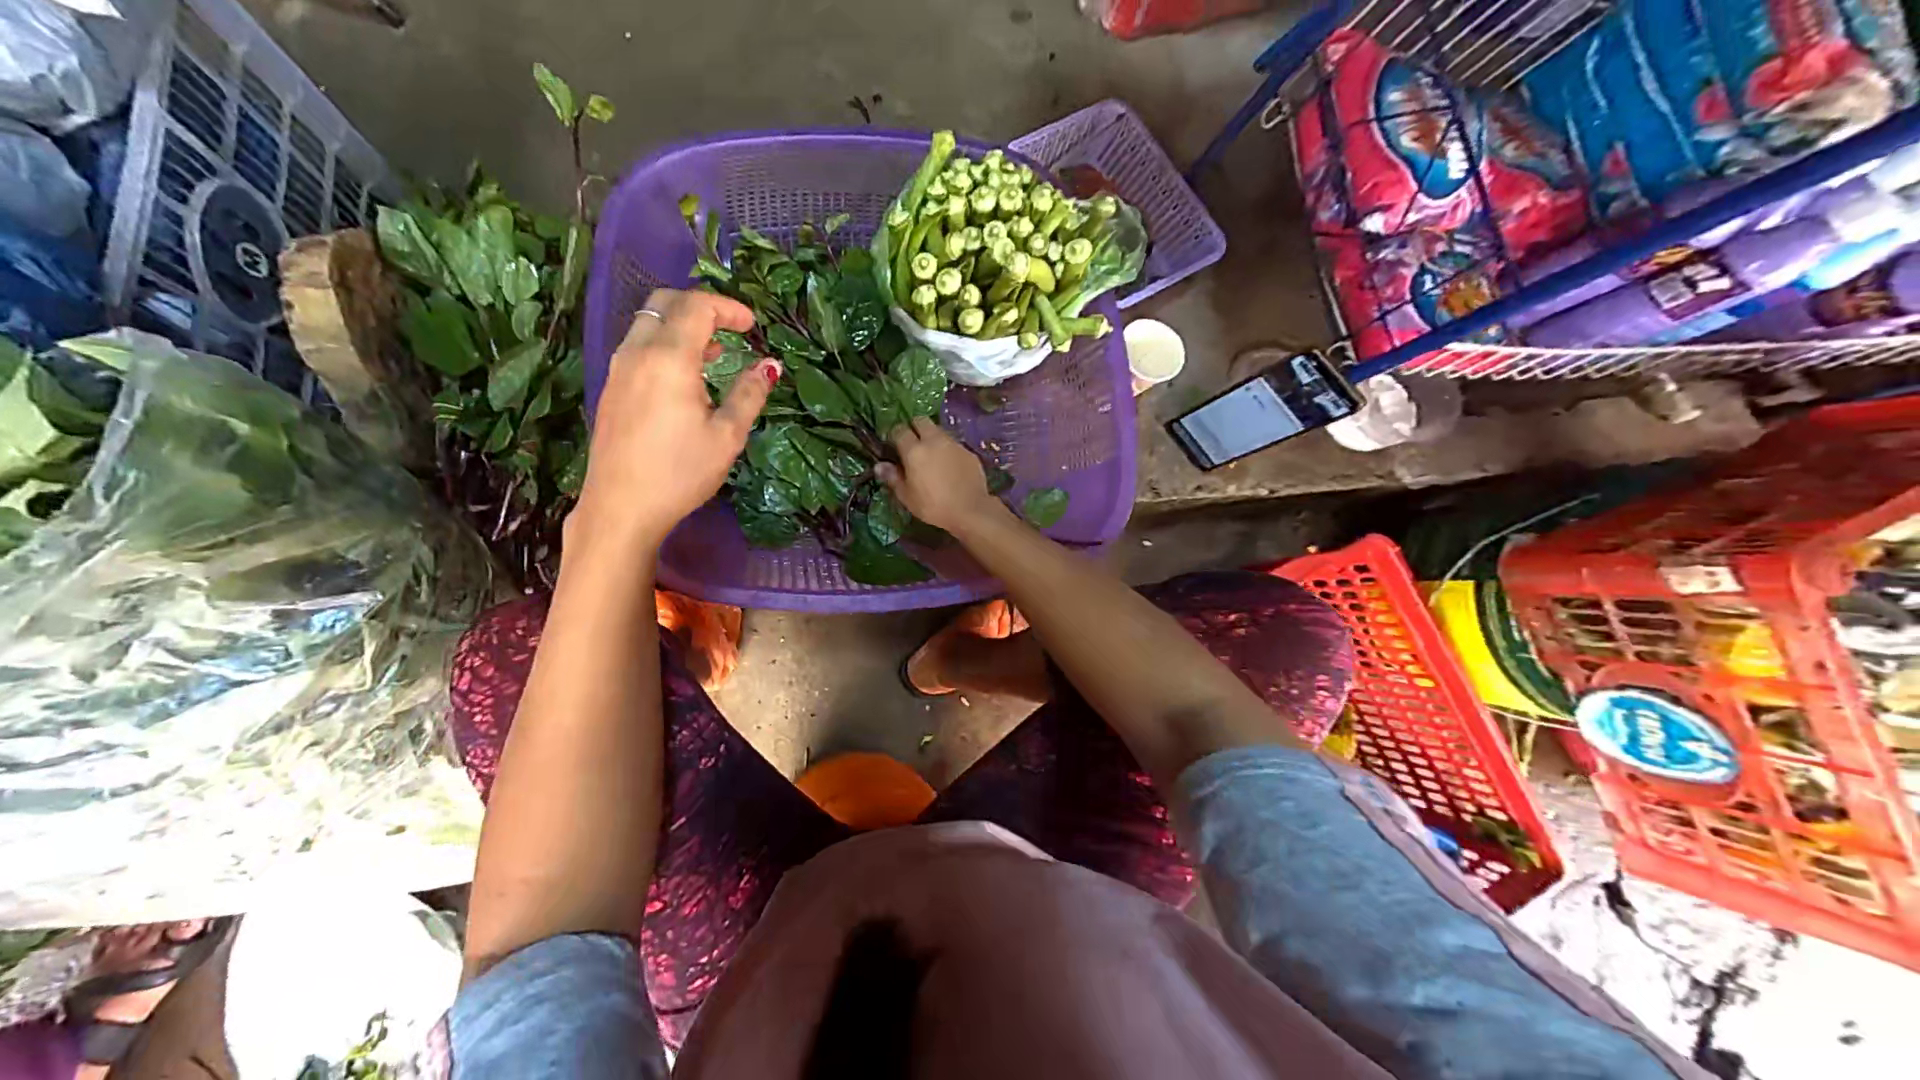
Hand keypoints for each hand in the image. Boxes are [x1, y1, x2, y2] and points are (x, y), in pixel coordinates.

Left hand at [572, 290, 777, 548]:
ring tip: (713, 354)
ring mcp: (618, 369)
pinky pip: (638, 347)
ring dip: (681, 326)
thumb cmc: (680, 473)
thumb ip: (749, 394)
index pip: (697, 307)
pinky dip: (664, 345)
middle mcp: (637, 353)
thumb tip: (769, 365)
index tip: (752, 325)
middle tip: (731, 330)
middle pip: (665, 303)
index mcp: (669, 358)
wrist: (621, 507)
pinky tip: (684, 378)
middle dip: (701, 307)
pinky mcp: (611, 388)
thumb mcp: (727, 436)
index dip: (728, 308)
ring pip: (648, 324)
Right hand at [874, 417, 1007, 534]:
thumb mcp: (907, 497)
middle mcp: (933, 441)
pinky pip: (953, 444)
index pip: (899, 430)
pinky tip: (950, 466)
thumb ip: (893, 478)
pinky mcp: (968, 451)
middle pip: (921, 420)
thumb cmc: (933, 506)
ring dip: (932, 438)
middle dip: (914, 428)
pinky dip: (948, 450)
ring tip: (932, 456)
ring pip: (938, 430)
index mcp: (914, 450)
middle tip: (913, 445)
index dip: (895, 436)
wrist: (970, 510)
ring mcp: (953, 444)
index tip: (894, 447)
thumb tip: (879, 465)